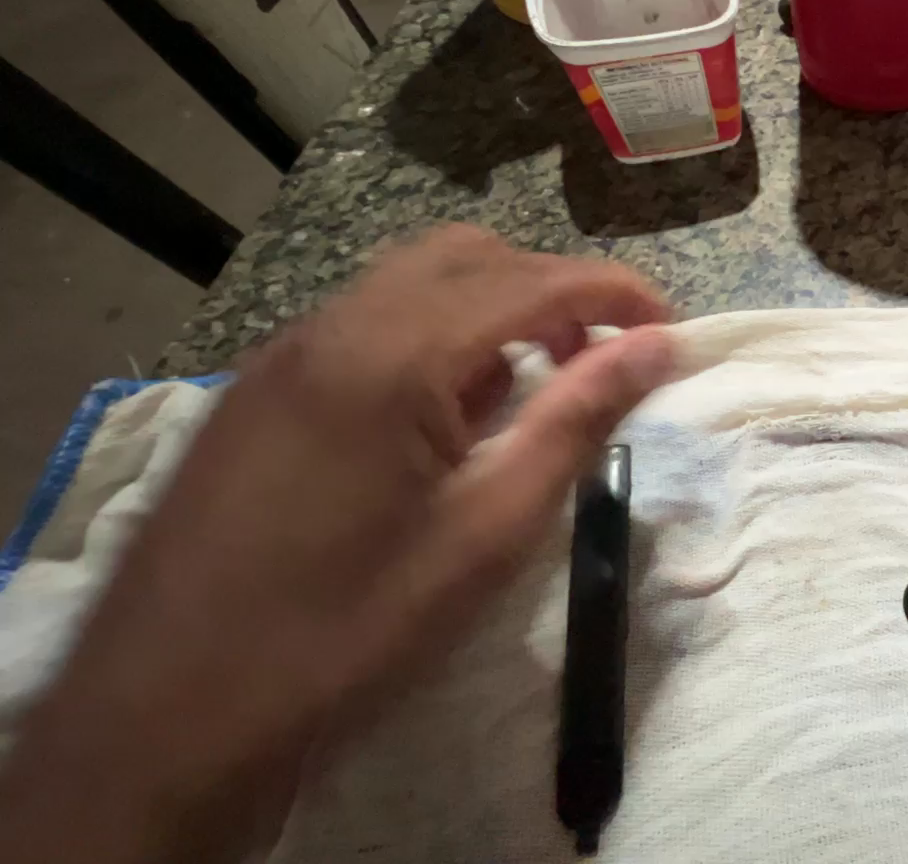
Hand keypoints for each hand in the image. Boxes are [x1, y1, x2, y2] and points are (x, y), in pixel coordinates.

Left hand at [0, 226, 675, 862]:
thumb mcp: (496, 526)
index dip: (621, 292)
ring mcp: (288, 352)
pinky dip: (445, 333)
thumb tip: (659, 347)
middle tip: (604, 356)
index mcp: (392, 359)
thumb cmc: (356, 627)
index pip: (537, 281)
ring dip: (502, 306)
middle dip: (560, 289)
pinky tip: (459, 411)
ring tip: (538, 381)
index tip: (673, 333)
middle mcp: (333, 329)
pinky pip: (376, 319)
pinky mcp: (266, 385)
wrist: (161, 723)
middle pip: (477, 256)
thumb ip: (581, 416)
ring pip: (420, 277)